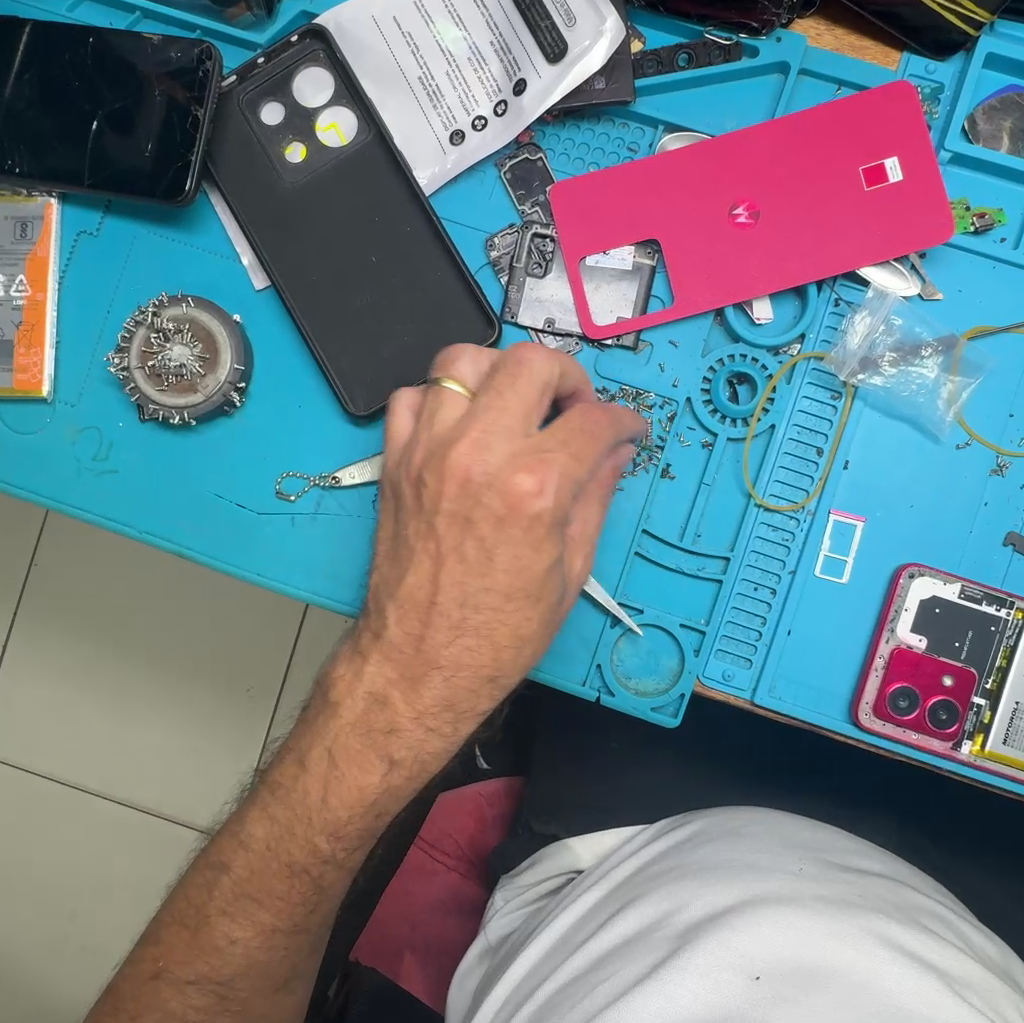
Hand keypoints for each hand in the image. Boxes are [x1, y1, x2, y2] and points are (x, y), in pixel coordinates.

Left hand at [344, 343, 644, 741]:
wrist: (422, 662)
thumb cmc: (502, 632)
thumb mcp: (572, 570)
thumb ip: (596, 497)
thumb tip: (617, 452)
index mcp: (536, 487)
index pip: (594, 420)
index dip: (624, 420)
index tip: (627, 429)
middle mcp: (480, 454)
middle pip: (530, 363)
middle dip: (567, 376)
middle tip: (574, 410)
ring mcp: (430, 451)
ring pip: (464, 360)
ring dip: (501, 375)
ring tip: (517, 408)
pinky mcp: (395, 461)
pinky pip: (413, 395)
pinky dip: (443, 399)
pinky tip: (463, 428)